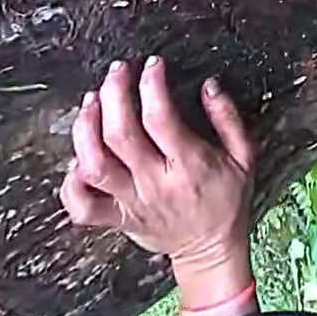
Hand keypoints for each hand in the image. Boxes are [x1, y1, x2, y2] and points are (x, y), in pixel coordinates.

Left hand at [60, 55, 257, 310]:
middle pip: (120, 134)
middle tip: (118, 70)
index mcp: (189, 164)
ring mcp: (131, 203)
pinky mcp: (116, 219)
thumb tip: (209, 85)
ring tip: (92, 100)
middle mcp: (155, 182)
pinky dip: (70, 180)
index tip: (153, 65)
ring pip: (93, 165)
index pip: (160, 118)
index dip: (151, 85)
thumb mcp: (245, 156)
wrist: (212, 250)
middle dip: (114, 94)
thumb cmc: (229, 199)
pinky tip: (78, 155)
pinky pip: (81, 205)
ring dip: (86, 128)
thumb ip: (228, 118)